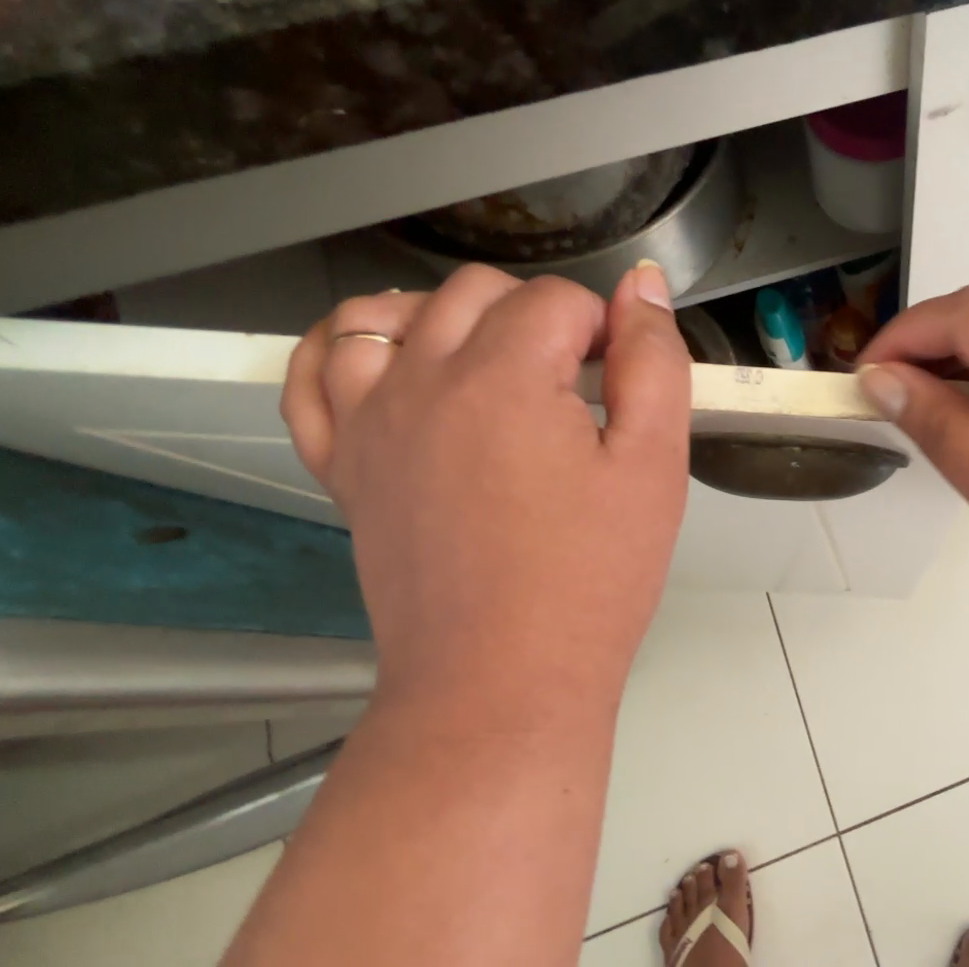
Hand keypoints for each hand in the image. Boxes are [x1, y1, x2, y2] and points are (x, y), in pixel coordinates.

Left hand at [280, 263, 691, 711]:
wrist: (502, 680)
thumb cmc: (593, 576)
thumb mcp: (654, 465)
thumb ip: (655, 363)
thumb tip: (645, 287)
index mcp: (504, 378)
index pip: (557, 298)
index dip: (605, 330)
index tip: (621, 385)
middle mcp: (421, 382)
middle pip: (476, 292)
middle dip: (538, 315)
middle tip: (576, 383)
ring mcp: (367, 423)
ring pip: (388, 313)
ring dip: (447, 317)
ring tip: (495, 365)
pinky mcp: (342, 466)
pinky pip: (313, 374)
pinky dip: (347, 347)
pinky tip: (393, 364)